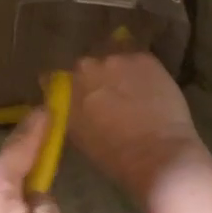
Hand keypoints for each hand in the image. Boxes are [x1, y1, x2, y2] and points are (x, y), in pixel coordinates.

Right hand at [69, 53, 211, 202]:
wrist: (158, 155)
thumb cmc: (115, 157)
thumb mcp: (79, 135)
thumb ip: (70, 111)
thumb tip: (70, 102)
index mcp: (65, 88)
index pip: (53, 78)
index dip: (64, 86)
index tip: (73, 95)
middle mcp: (85, 66)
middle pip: (85, 65)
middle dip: (93, 76)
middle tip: (107, 94)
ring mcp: (114, 58)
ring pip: (112, 56)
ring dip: (117, 69)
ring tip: (130, 87)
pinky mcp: (143, 58)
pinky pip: (136, 56)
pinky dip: (140, 67)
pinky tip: (148, 83)